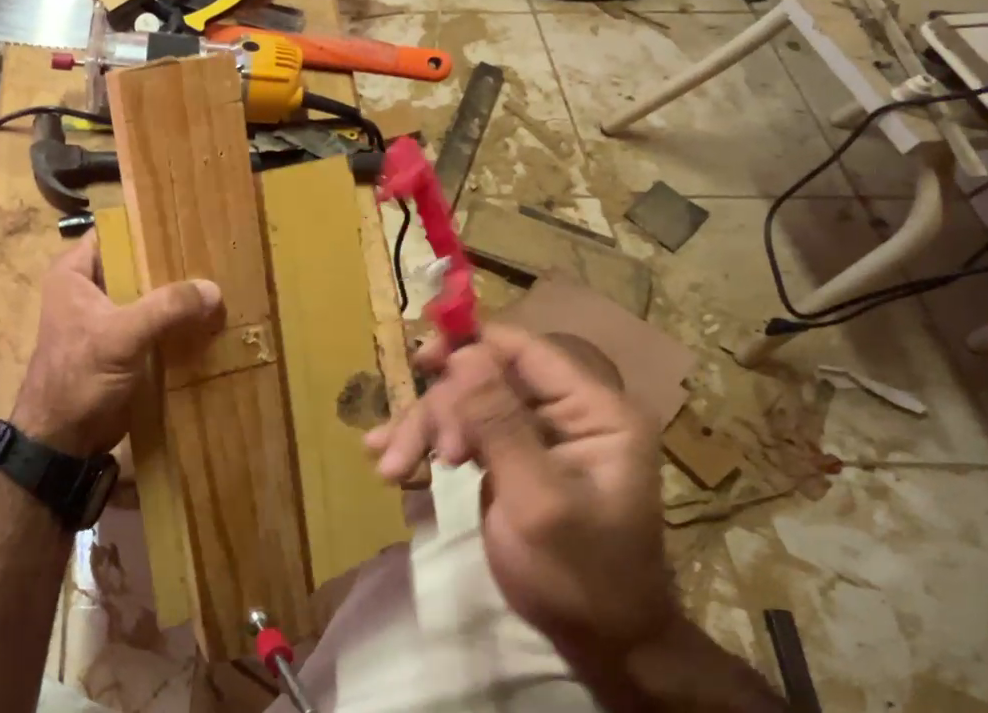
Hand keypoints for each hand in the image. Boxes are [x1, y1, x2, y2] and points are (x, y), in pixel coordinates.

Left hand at [10, 235, 221, 455]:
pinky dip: (177, 324)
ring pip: (149, 296)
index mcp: (74, 272)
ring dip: (179, 298)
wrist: (64, 440)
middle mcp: (88, 289)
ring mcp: (106, 318)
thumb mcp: (121, 336)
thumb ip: (166, 308)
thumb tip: (213, 289)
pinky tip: (211, 320)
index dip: (149, 228)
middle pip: (137, 265)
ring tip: (222, 285)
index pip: (116, 234)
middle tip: (217, 256)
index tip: (190, 225)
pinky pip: (155, 325)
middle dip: (172, 266)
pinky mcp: (123, 346)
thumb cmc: (78, 378)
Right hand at [364, 324, 676, 653]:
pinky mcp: (508, 457)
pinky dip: (425, 445)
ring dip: (423, 431)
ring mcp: (534, 434)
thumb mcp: (538, 498)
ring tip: (389, 466)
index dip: (469, 345)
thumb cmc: (579, 573)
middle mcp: (565, 412)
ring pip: (463, 405)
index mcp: (594, 411)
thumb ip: (500, 423)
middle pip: (482, 378)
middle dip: (439, 411)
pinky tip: (390, 461)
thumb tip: (463, 353)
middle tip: (405, 451)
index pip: (524, 351)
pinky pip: (460, 432)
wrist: (599, 642)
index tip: (420, 360)